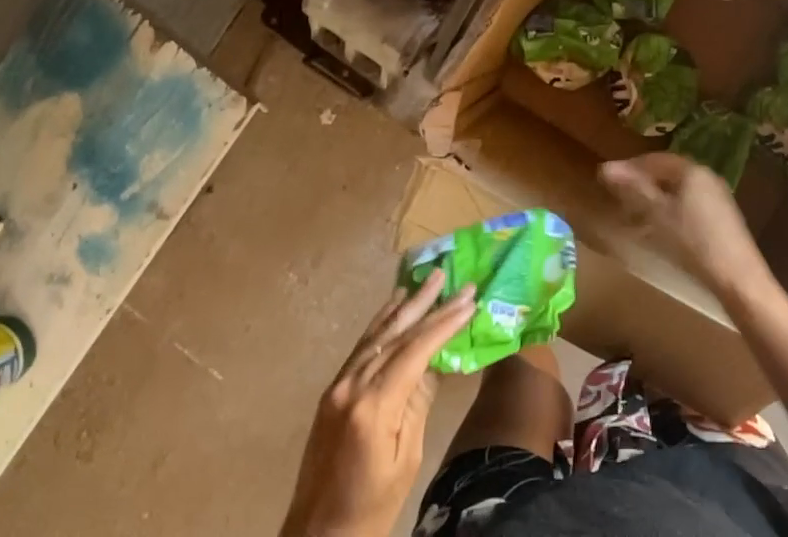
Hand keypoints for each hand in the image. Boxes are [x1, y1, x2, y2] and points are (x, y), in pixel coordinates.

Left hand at [281, 271, 476, 536]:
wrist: (318, 534)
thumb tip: (439, 361)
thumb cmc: (372, 506)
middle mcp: (351, 386)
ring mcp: (337, 386)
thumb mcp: (406, 457)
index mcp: (374, 405)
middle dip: (426, 305)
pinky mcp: (332, 392)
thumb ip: (419, 403)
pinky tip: (393, 310)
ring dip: (403, 307)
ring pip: (376, 335)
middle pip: (395, 335)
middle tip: (451, 277)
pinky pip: (362, 349)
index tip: (469, 300)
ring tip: (426, 281)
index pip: (416, 350)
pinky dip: (381, 325)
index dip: (444, 323)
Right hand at [599, 152, 770, 299]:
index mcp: (692, 171)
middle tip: (619, 198)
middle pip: (667, 174)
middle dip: (642, 184)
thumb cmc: (693, 241)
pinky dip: (669, 212)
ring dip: (654, 200)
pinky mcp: (720, 219)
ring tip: (634, 216)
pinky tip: (659, 230)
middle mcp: (707, 178)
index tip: (609, 180)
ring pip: (678, 192)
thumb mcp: (657, 214)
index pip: (655, 159)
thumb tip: (604, 167)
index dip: (630, 167)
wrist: (737, 277)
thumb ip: (633, 189)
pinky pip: (688, 206)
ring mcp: (717, 198)